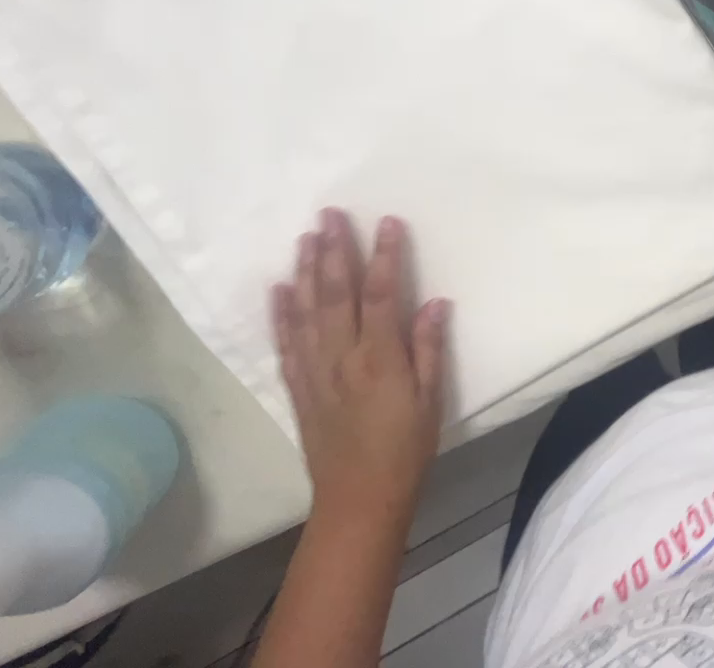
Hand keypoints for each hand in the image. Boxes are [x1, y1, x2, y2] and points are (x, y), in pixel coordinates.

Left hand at [273, 208, 450, 522]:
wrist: (359, 499)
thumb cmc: (407, 448)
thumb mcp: (432, 399)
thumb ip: (430, 348)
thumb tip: (434, 301)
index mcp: (380, 358)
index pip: (381, 295)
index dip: (384, 256)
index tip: (387, 222)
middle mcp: (342, 357)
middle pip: (336, 294)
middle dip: (335, 250)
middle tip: (330, 214)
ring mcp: (315, 371)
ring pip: (307, 311)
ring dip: (307, 270)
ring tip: (306, 236)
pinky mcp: (299, 387)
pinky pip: (286, 343)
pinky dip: (280, 314)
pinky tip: (280, 287)